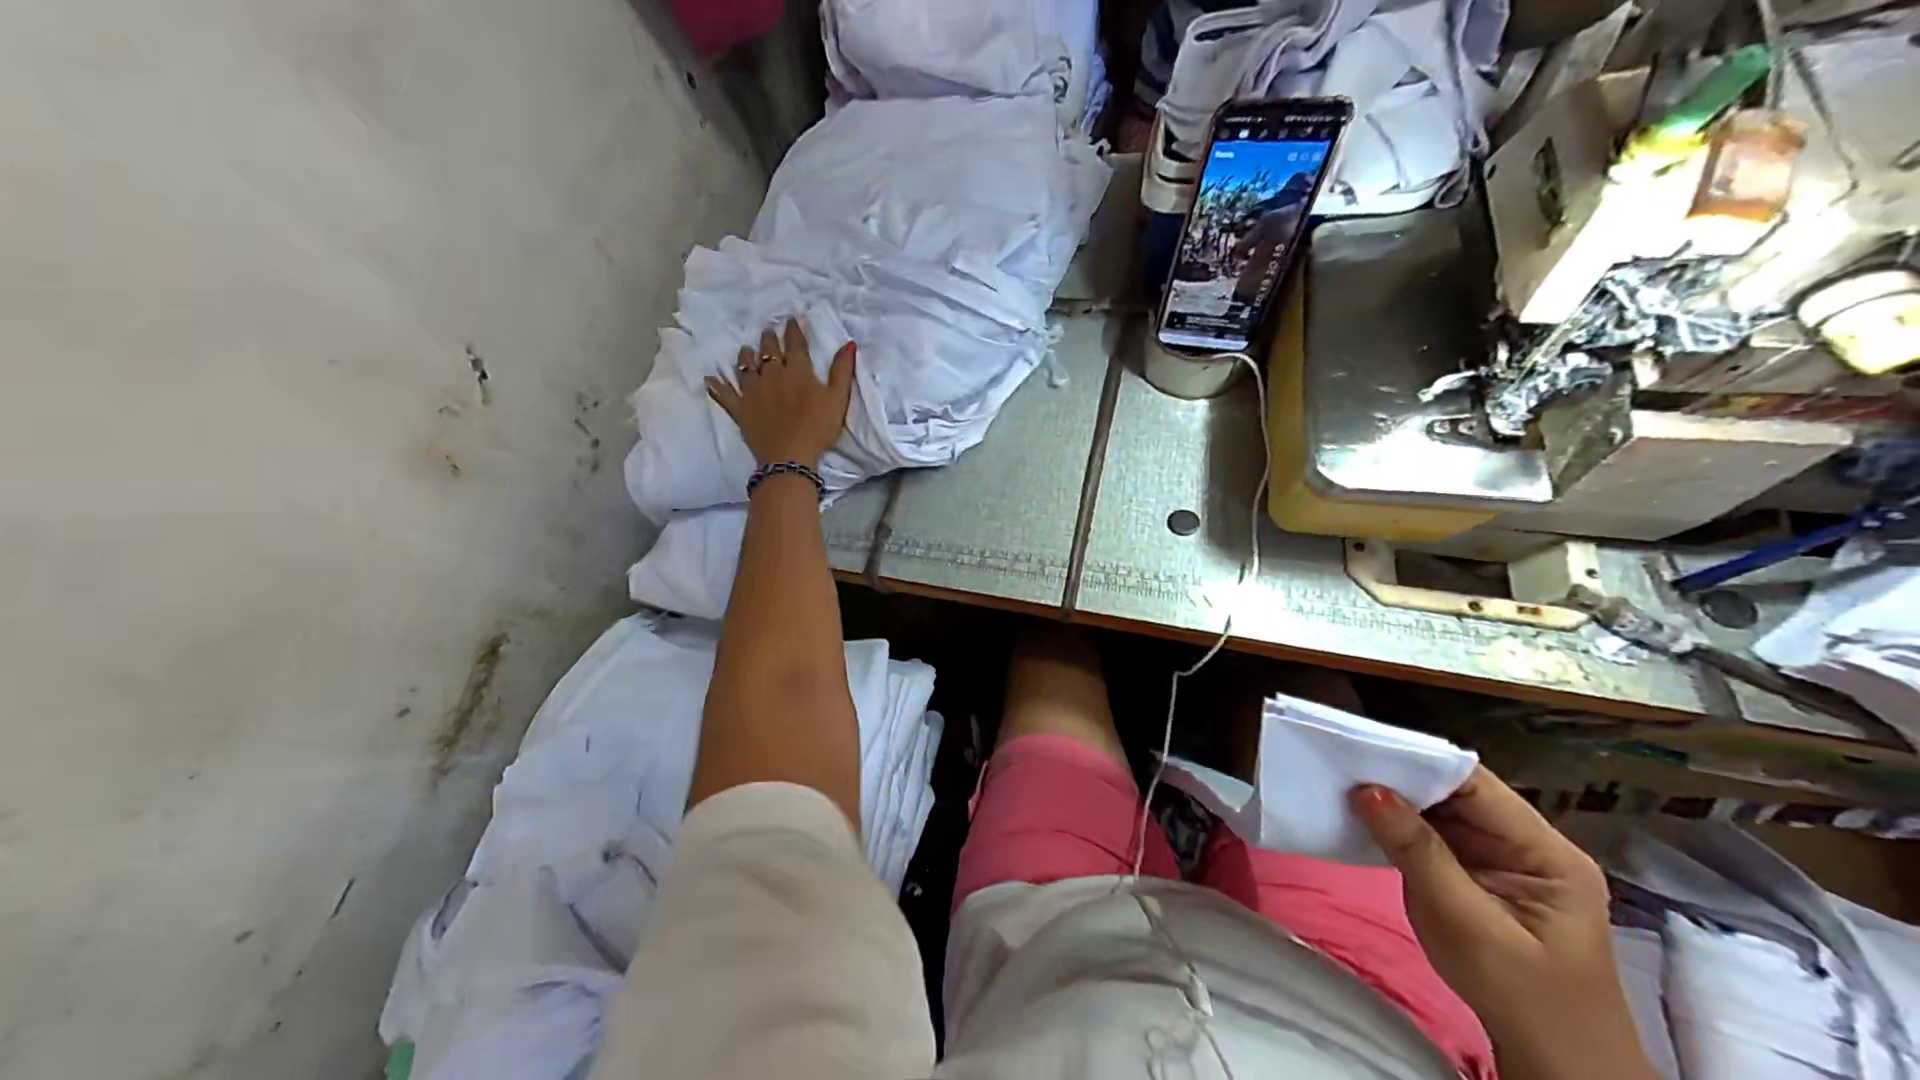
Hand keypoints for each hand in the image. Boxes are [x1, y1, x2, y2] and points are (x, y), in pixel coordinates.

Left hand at [705, 319, 854, 468]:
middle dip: (768, 340)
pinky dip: (716, 386)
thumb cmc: (817, 428)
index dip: (794, 331)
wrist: (789, 456)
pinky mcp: (740, 410)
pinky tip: (709, 379)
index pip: (795, 345)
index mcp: (797, 371)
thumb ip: (842, 370)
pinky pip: (724, 395)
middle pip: (768, 352)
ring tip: (745, 349)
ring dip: (745, 356)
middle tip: (767, 331)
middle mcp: (771, 375)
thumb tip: (849, 343)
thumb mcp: (838, 399)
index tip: (791, 320)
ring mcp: (752, 392)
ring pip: (746, 367)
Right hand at [1352, 768, 1655, 1079]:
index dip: (1421, 763)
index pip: (1478, 786)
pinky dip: (1401, 827)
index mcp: (1547, 852)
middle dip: (1402, 780)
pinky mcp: (1480, 873)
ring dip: (1397, 802)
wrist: (1555, 1064)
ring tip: (1345, 786)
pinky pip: (1436, 836)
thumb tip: (1369, 790)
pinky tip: (1367, 819)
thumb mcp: (1463, 924)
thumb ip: (1418, 852)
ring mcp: (1504, 859)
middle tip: (1343, 768)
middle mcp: (1528, 844)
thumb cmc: (1519, 996)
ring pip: (1443, 812)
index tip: (1364, 754)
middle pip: (1459, 793)